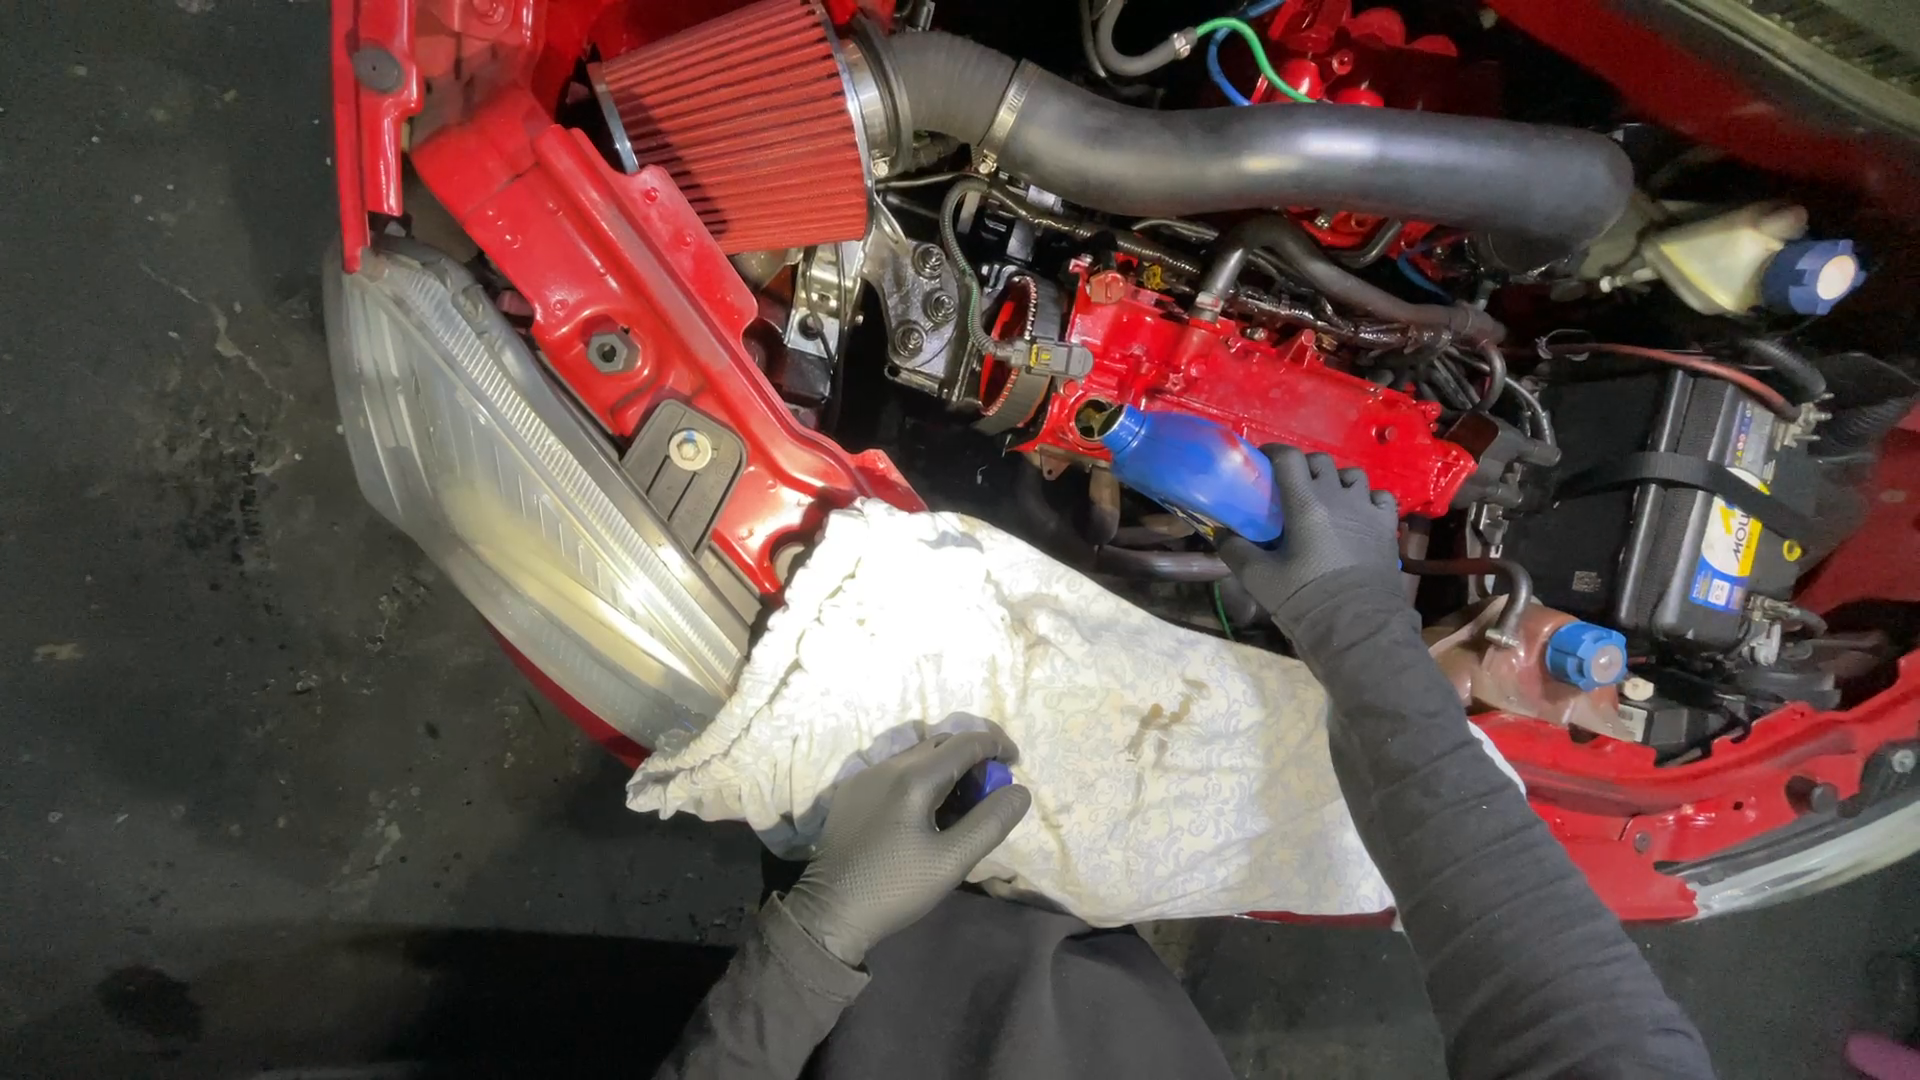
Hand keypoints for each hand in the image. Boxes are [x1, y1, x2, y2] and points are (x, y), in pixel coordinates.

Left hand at [783, 730, 1031, 965]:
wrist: (829, 913)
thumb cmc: (895, 888)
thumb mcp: (952, 861)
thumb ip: (990, 822)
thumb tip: (1019, 791)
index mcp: (914, 778)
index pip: (966, 742)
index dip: (996, 745)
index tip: (1015, 763)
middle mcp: (888, 764)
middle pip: (941, 743)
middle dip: (972, 757)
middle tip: (989, 789)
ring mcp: (865, 775)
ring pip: (917, 755)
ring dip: (946, 767)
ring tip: (960, 804)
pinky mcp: (851, 791)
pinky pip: (896, 770)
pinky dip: (921, 777)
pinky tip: (925, 812)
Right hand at [1218, 446, 1400, 617]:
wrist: (1356, 625)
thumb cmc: (1303, 597)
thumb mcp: (1258, 577)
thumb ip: (1234, 549)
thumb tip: (1219, 532)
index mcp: (1305, 504)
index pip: (1289, 458)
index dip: (1273, 452)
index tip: (1261, 461)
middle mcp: (1339, 497)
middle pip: (1321, 461)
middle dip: (1302, 467)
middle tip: (1288, 486)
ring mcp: (1367, 510)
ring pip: (1352, 475)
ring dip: (1335, 480)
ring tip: (1325, 498)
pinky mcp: (1387, 526)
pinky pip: (1379, 497)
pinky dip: (1365, 498)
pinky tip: (1355, 513)